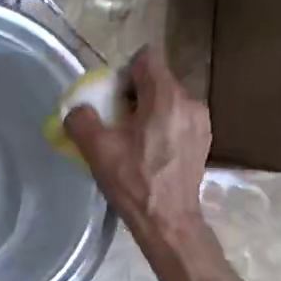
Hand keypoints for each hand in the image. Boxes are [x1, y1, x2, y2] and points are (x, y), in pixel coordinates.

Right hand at [63, 45, 211, 251]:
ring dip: (148, 111)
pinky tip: (150, 153)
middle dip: (134, 93)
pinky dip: (162, 126)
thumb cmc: (134, 183)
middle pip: (157, 79)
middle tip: (116, 122)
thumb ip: (82, 120)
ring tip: (133, 140)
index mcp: (166, 98)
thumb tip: (78, 110)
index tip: (112, 97)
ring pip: (168, 100)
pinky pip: (178, 118)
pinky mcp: (203, 140)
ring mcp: (201, 122)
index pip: (147, 58)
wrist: (168, 222)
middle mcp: (190, 102)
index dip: (125, 71)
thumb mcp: (98, 151)